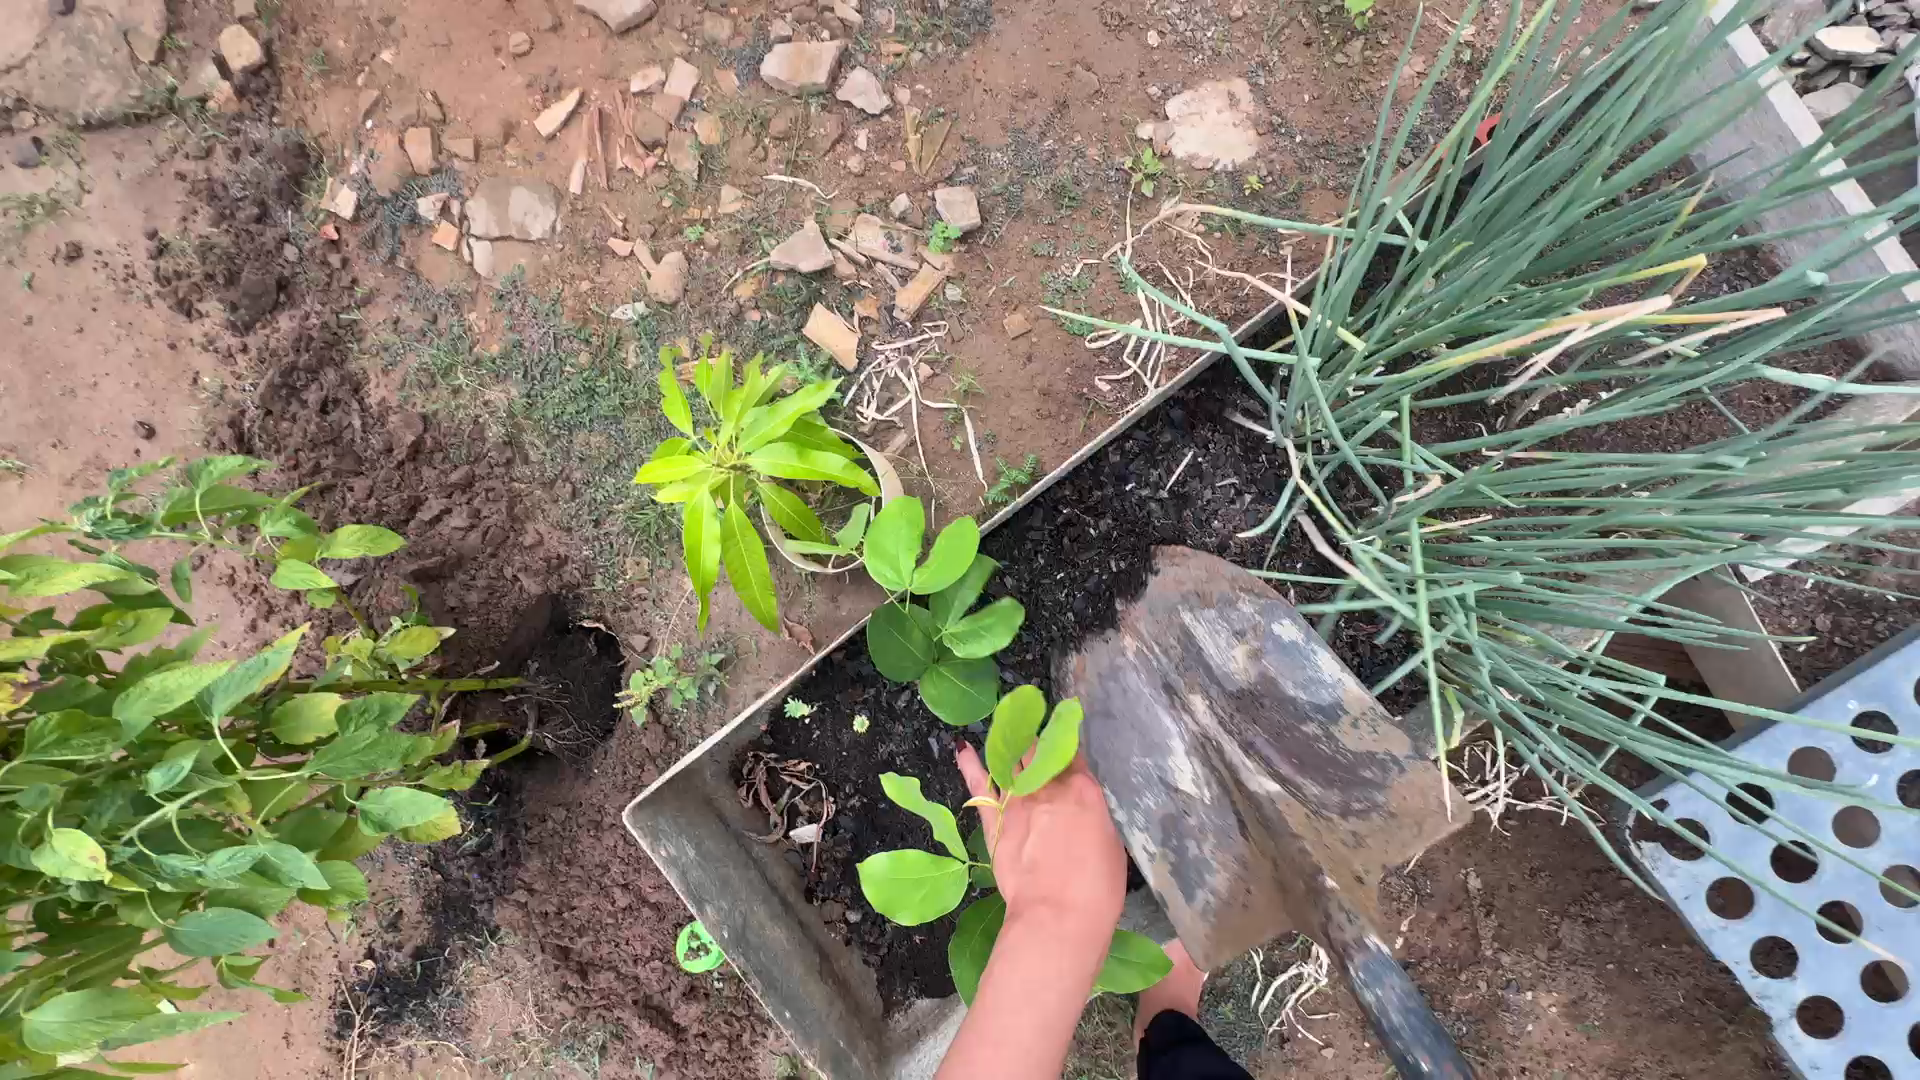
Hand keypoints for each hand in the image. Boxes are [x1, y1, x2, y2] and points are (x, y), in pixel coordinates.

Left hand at [955, 742, 1126, 934]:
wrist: (1056, 918)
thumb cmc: (1096, 889)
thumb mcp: (1111, 844)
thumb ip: (1093, 816)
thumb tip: (1082, 809)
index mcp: (1082, 789)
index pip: (1071, 753)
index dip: (1064, 743)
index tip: (1061, 736)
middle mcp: (1047, 786)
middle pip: (1038, 750)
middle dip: (1036, 743)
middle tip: (1035, 741)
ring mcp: (1016, 800)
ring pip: (1010, 759)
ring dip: (1009, 746)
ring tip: (1008, 732)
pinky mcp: (994, 820)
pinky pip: (979, 786)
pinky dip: (970, 766)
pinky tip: (963, 749)